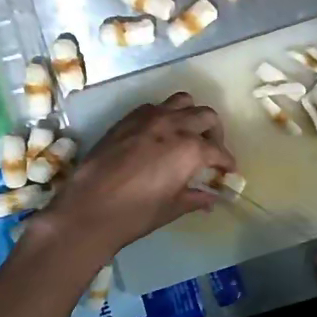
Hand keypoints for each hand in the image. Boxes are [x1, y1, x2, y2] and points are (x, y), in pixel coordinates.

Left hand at [44, 93, 235, 252]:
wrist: (89, 210)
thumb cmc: (137, 214)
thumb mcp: (174, 207)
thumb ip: (197, 197)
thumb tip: (212, 198)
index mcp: (191, 150)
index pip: (219, 152)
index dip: (227, 163)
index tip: (228, 171)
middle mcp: (174, 126)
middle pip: (206, 117)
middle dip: (214, 133)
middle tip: (211, 151)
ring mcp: (148, 119)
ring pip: (182, 102)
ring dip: (191, 115)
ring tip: (188, 134)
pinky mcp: (127, 120)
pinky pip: (154, 107)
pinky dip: (165, 116)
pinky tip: (159, 136)